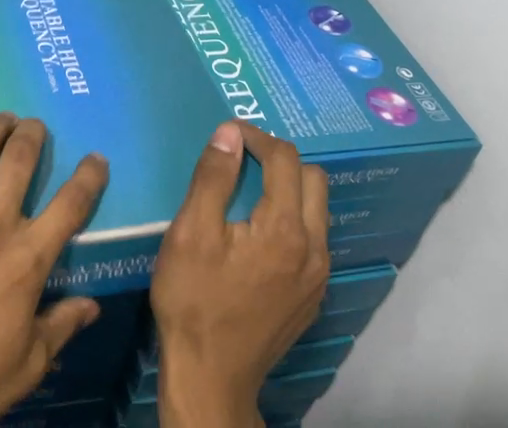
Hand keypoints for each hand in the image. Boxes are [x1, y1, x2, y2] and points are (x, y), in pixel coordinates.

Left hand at [0, 114, 109, 427]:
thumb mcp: (27, 364)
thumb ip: (61, 326)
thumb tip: (92, 306)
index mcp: (28, 260)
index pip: (70, 205)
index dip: (88, 177)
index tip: (95, 158)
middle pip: (20, 162)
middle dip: (32, 136)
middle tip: (35, 125)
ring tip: (2, 119)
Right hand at [151, 121, 329, 427]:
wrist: (211, 375)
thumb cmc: (193, 300)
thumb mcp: (190, 233)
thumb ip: (213, 179)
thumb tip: (229, 133)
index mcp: (284, 229)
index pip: (285, 159)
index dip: (257, 136)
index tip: (229, 132)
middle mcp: (314, 249)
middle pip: (313, 180)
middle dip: (280, 159)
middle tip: (242, 159)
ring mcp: (317, 276)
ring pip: (317, 211)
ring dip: (289, 190)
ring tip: (248, 190)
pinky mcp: (312, 297)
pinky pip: (312, 241)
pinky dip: (291, 220)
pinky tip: (257, 233)